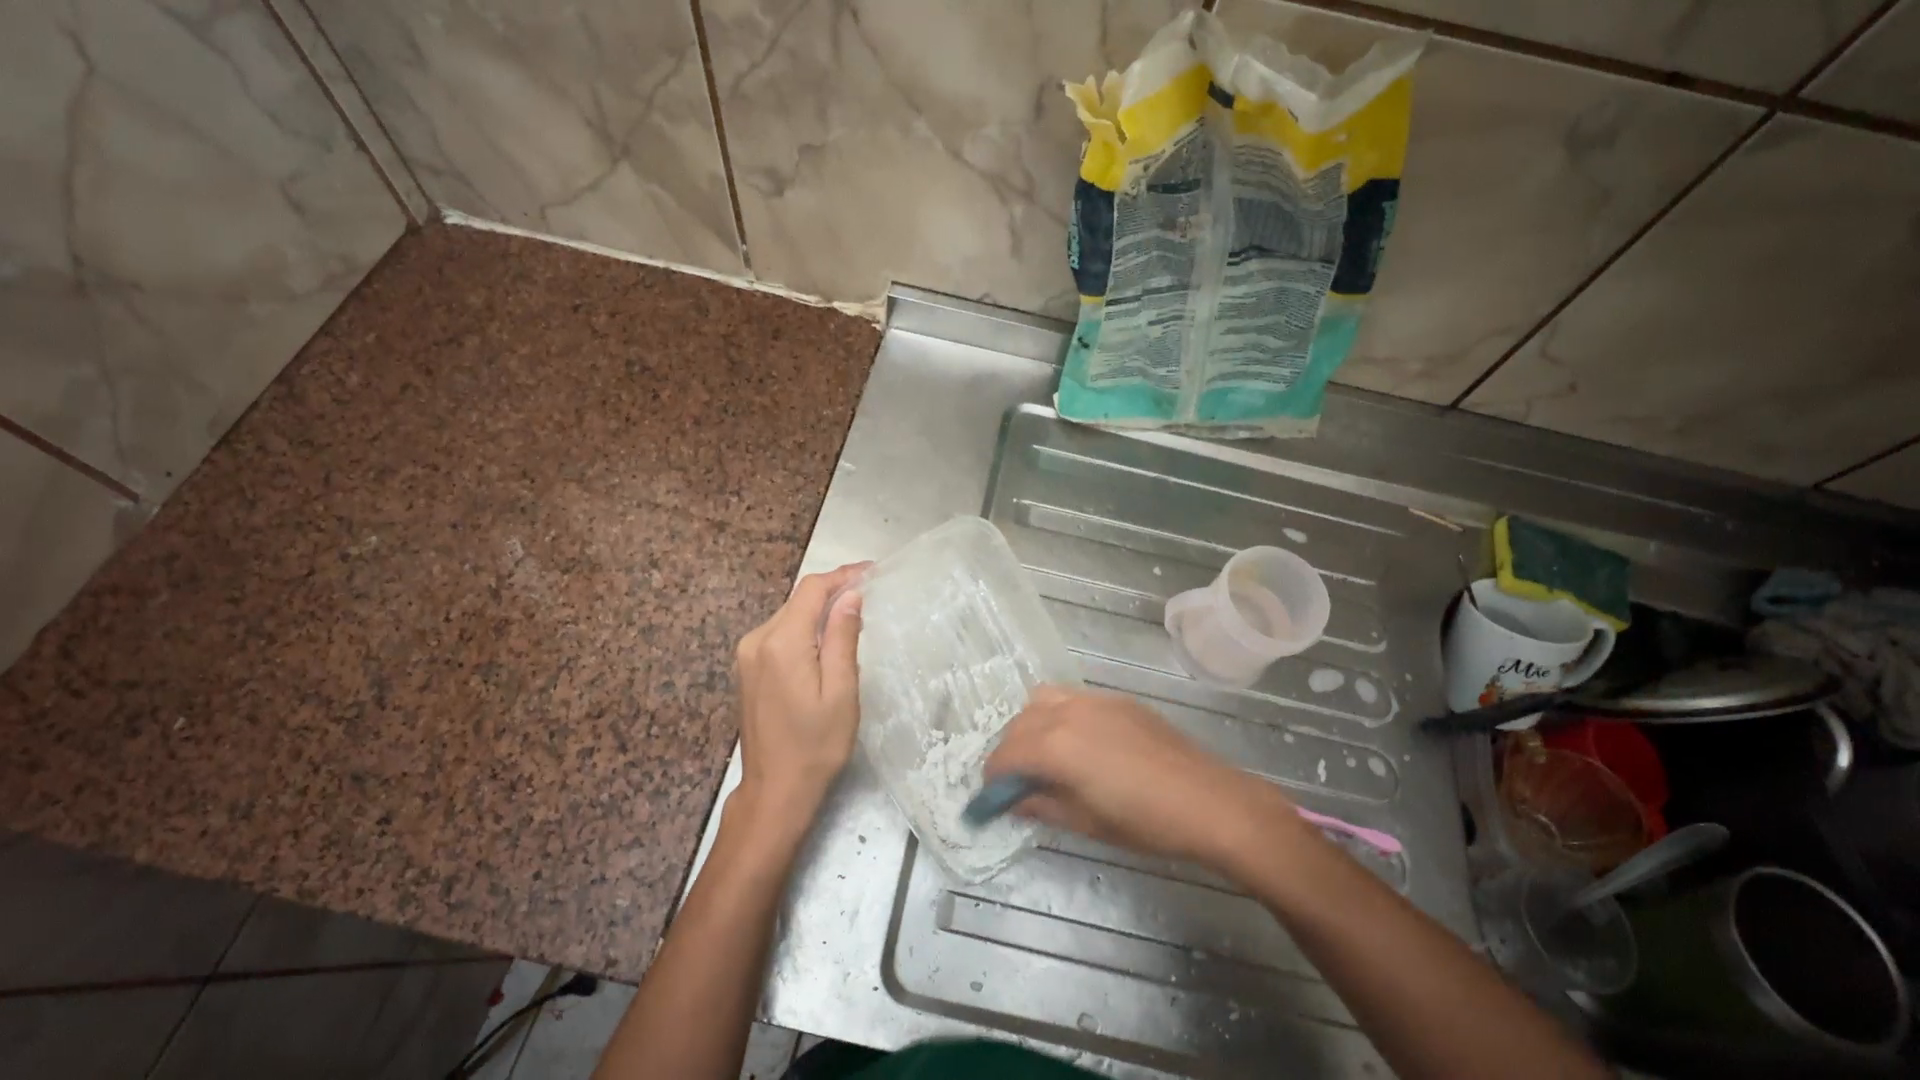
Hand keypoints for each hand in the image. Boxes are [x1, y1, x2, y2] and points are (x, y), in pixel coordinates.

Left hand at [731, 563, 868, 830]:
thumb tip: (850, 596)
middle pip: (798, 600)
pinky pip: (780, 635)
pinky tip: (828, 641)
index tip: (872, 571)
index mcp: (781, 643)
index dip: (843, 575)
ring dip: (820, 611)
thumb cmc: (816, 746)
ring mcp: (748, 655)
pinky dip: (805, 629)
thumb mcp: (841, 692)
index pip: (812, 590)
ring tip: (856, 616)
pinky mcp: (748, 669)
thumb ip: (844, 639)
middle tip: (871, 592)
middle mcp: (758, 640)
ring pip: (789, 616)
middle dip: (834, 591)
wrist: (775, 790)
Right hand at [985, 686, 1300, 869]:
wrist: (1210, 803)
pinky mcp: (1120, 701)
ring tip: (1042, 757)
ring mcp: (1097, 701)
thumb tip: (1015, 801)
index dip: (991, 780)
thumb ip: (1043, 805)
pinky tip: (1077, 746)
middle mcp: (1069, 712)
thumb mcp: (1086, 822)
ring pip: (1044, 700)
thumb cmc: (1145, 822)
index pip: (1005, 755)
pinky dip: (1059, 716)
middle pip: (1019, 723)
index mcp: (1056, 745)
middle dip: (1008, 751)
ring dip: (1031, 726)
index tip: (989, 801)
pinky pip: (1073, 699)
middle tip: (1014, 783)